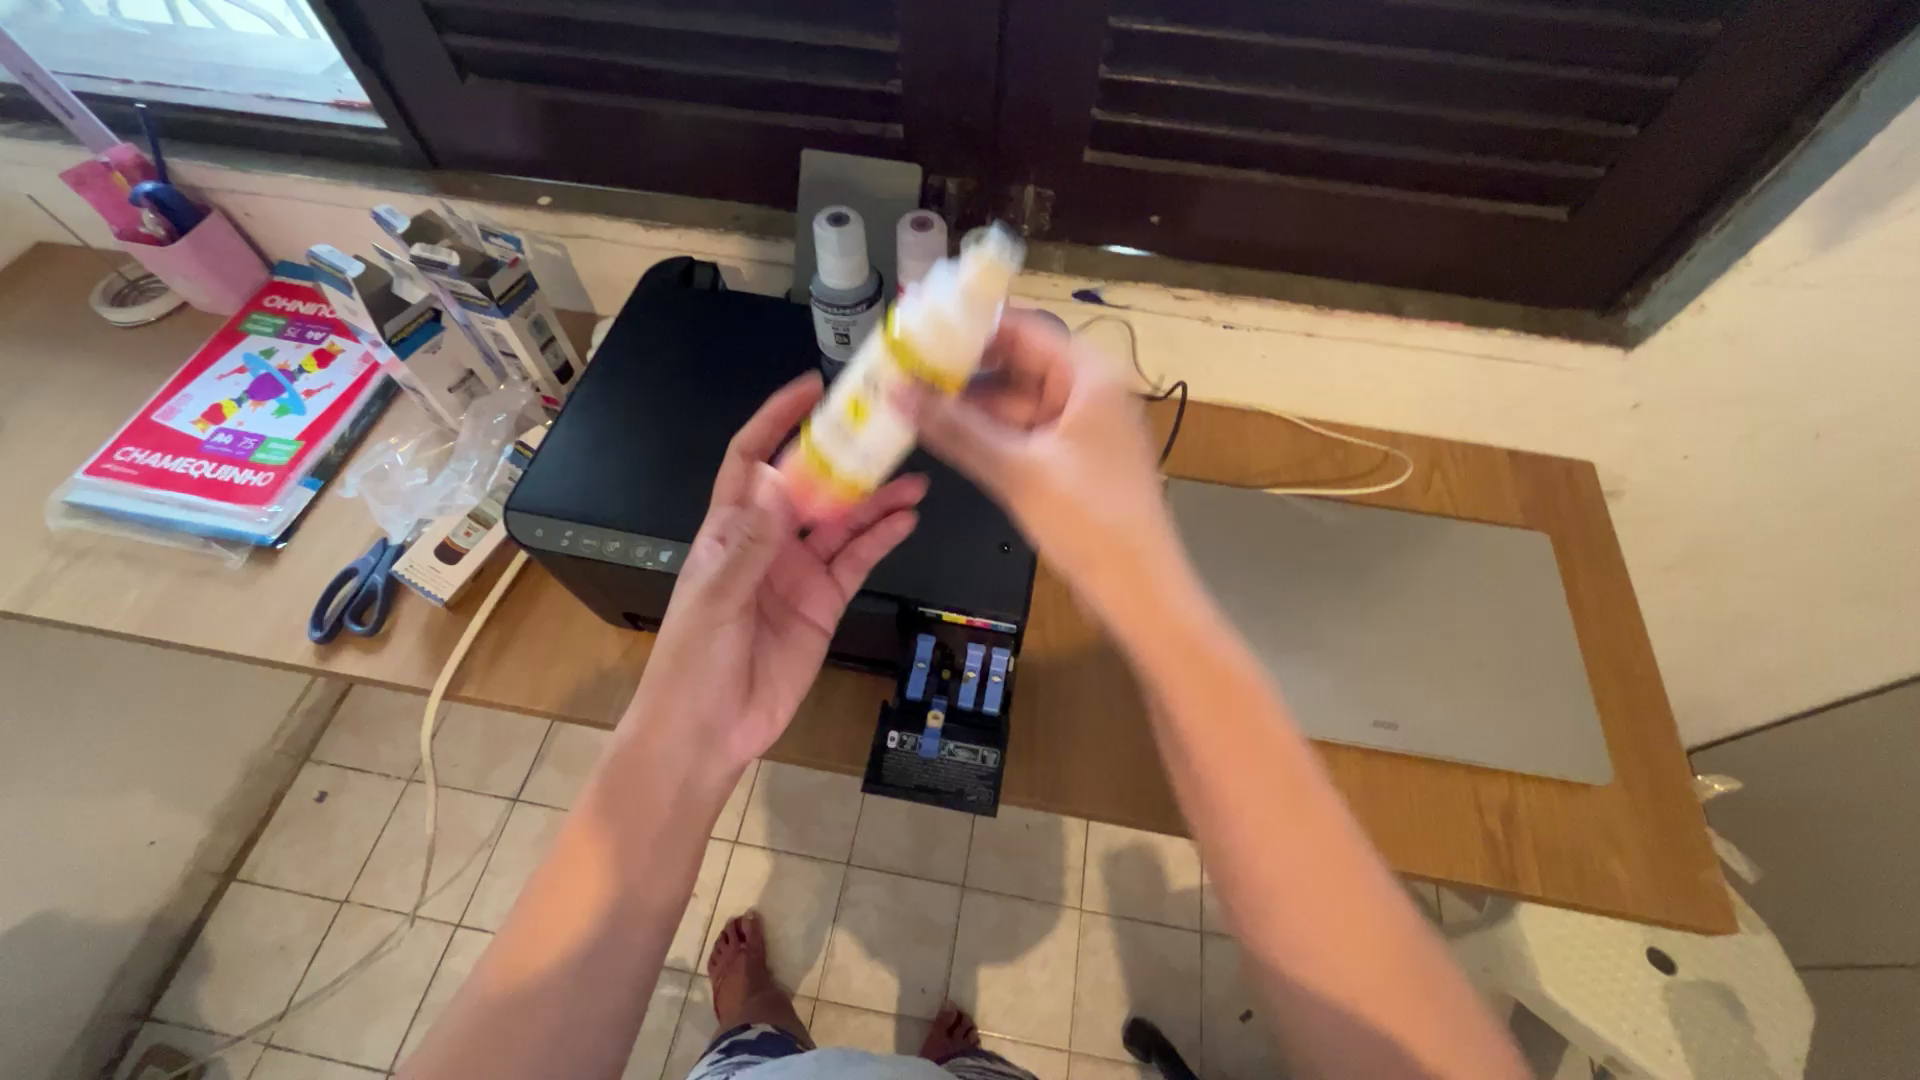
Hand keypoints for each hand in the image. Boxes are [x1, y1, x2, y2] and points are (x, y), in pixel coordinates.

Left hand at [630, 373, 925, 767]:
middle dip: (843, 460)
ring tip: (913, 478)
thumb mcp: (715, 599)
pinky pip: (857, 560)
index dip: (776, 421)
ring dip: (874, 500)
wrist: (709, 730)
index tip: (810, 390)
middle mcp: (767, 542)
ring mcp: (799, 571)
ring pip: (842, 522)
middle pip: (810, 487)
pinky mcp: (824, 601)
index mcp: (729, 530)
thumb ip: (750, 545)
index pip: (751, 461)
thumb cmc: (692, 662)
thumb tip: (781, 483)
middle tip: (883, 435)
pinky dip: (881, 539)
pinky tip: (906, 520)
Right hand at [912, 310, 1184, 627]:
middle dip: (964, 370)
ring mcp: (1080, 429)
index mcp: (1089, 376)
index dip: (971, 326)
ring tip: (912, 400)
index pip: (1023, 328)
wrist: (1138, 590)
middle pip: (1018, 364)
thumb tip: (896, 391)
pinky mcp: (1071, 461)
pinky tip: (944, 435)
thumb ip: (955, 429)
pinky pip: (1023, 434)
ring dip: (970, 406)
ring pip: (1016, 403)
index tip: (919, 329)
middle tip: (904, 368)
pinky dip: (988, 434)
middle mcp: (1088, 392)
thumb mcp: (1017, 471)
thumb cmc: (1089, 521)